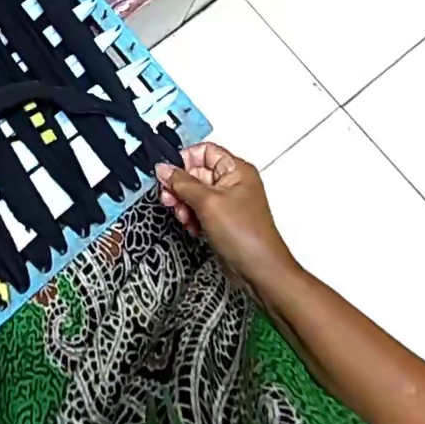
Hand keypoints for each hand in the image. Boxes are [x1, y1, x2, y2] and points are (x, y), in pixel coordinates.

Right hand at [155, 142, 296, 289]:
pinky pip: (199, 209)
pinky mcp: (222, 219)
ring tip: (183, 217)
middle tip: (169, 199)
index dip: (185, 160)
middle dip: (180, 186)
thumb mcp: (208, 203)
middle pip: (196, 172)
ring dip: (184, 203)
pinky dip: (191, 216)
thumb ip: (182, 183)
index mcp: (236, 169)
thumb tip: (163, 168)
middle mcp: (232, 181)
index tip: (169, 175)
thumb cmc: (244, 235)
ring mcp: (227, 201)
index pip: (204, 151)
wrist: (261, 272)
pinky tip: (191, 227)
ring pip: (195, 192)